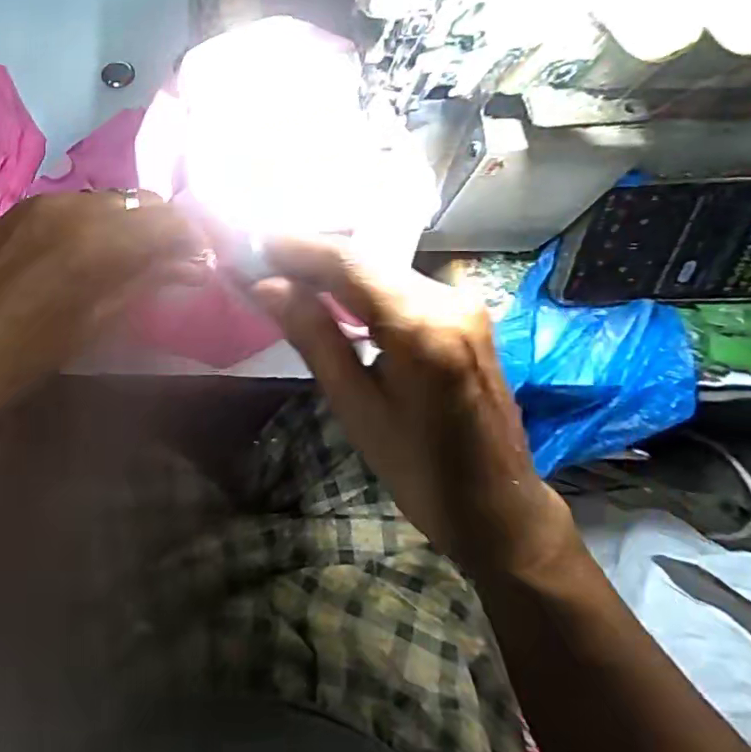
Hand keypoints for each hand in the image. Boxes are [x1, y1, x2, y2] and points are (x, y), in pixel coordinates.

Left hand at [0, 191, 204, 455]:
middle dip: (164, 230)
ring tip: (141, 263)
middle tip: (179, 265)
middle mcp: (63, 207)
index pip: (163, 220)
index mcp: (88, 238)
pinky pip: (72, 208)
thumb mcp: (86, 330)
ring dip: (131, 227)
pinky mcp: (11, 216)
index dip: (192, 239)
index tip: (206, 263)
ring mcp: (33, 206)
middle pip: (136, 204)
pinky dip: (96, 226)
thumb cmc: (12, 366)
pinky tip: (97, 257)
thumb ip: (139, 286)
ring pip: (104, 203)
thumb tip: (189, 266)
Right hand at [251, 236, 577, 576]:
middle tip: (260, 263)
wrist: (497, 506)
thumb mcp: (354, 405)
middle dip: (310, 256)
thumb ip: (312, 335)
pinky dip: (359, 286)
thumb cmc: (418, 468)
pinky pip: (400, 286)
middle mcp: (448, 300)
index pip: (348, 263)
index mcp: (421, 326)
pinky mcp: (465, 316)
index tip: (252, 246)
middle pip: (366, 259)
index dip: (296, 248)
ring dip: (332, 269)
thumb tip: (267, 286)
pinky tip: (329, 297)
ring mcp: (463, 305)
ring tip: (283, 278)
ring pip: (382, 269)